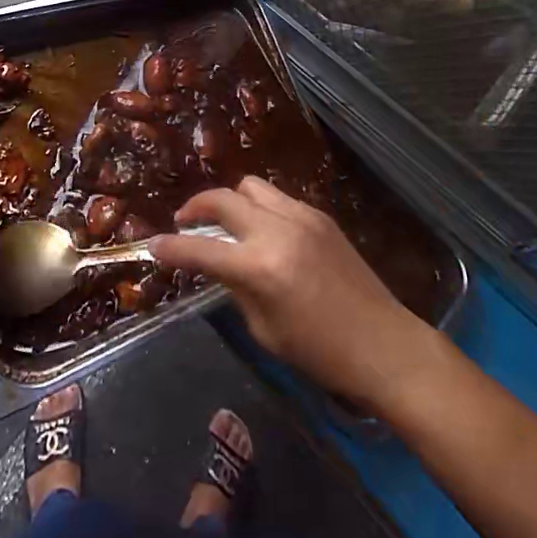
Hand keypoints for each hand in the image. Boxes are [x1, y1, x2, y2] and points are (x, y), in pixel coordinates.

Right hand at [151, 176, 434, 408]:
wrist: (383, 343)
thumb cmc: (319, 351)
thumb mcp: (264, 328)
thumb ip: (236, 286)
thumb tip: (218, 264)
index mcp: (259, 267)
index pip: (200, 248)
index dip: (171, 247)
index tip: (153, 245)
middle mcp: (277, 230)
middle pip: (222, 199)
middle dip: (195, 208)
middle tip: (185, 224)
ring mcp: (301, 217)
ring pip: (250, 187)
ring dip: (230, 201)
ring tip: (226, 223)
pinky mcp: (320, 216)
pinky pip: (277, 199)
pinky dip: (259, 208)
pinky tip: (262, 231)